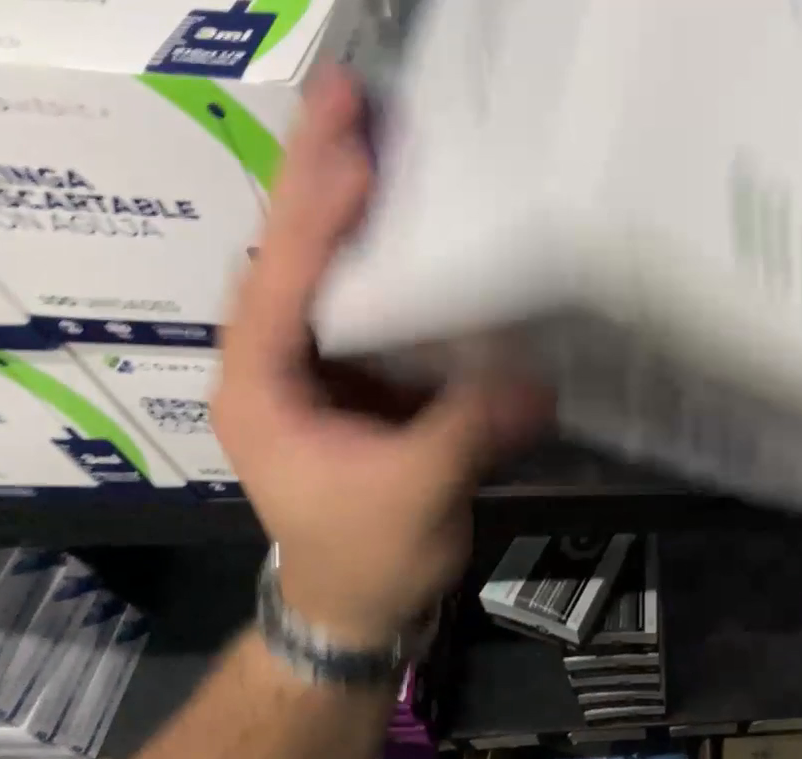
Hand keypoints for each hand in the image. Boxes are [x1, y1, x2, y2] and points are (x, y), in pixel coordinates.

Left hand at [213, 69, 551, 647]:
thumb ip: (466, 432)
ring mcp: (326, 375)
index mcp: (263, 389)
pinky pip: (384, 317)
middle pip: (295, 257)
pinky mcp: (368, 390)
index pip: (281, 284)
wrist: (361, 610)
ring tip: (393, 148)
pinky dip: (408, 276)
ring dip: (366, 217)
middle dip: (324, 180)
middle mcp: (283, 367)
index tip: (356, 153)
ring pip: (338, 280)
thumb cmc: (365, 561)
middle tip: (353, 106)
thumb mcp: (413, 498)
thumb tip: (538, 380)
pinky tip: (437, 241)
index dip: (319, 216)